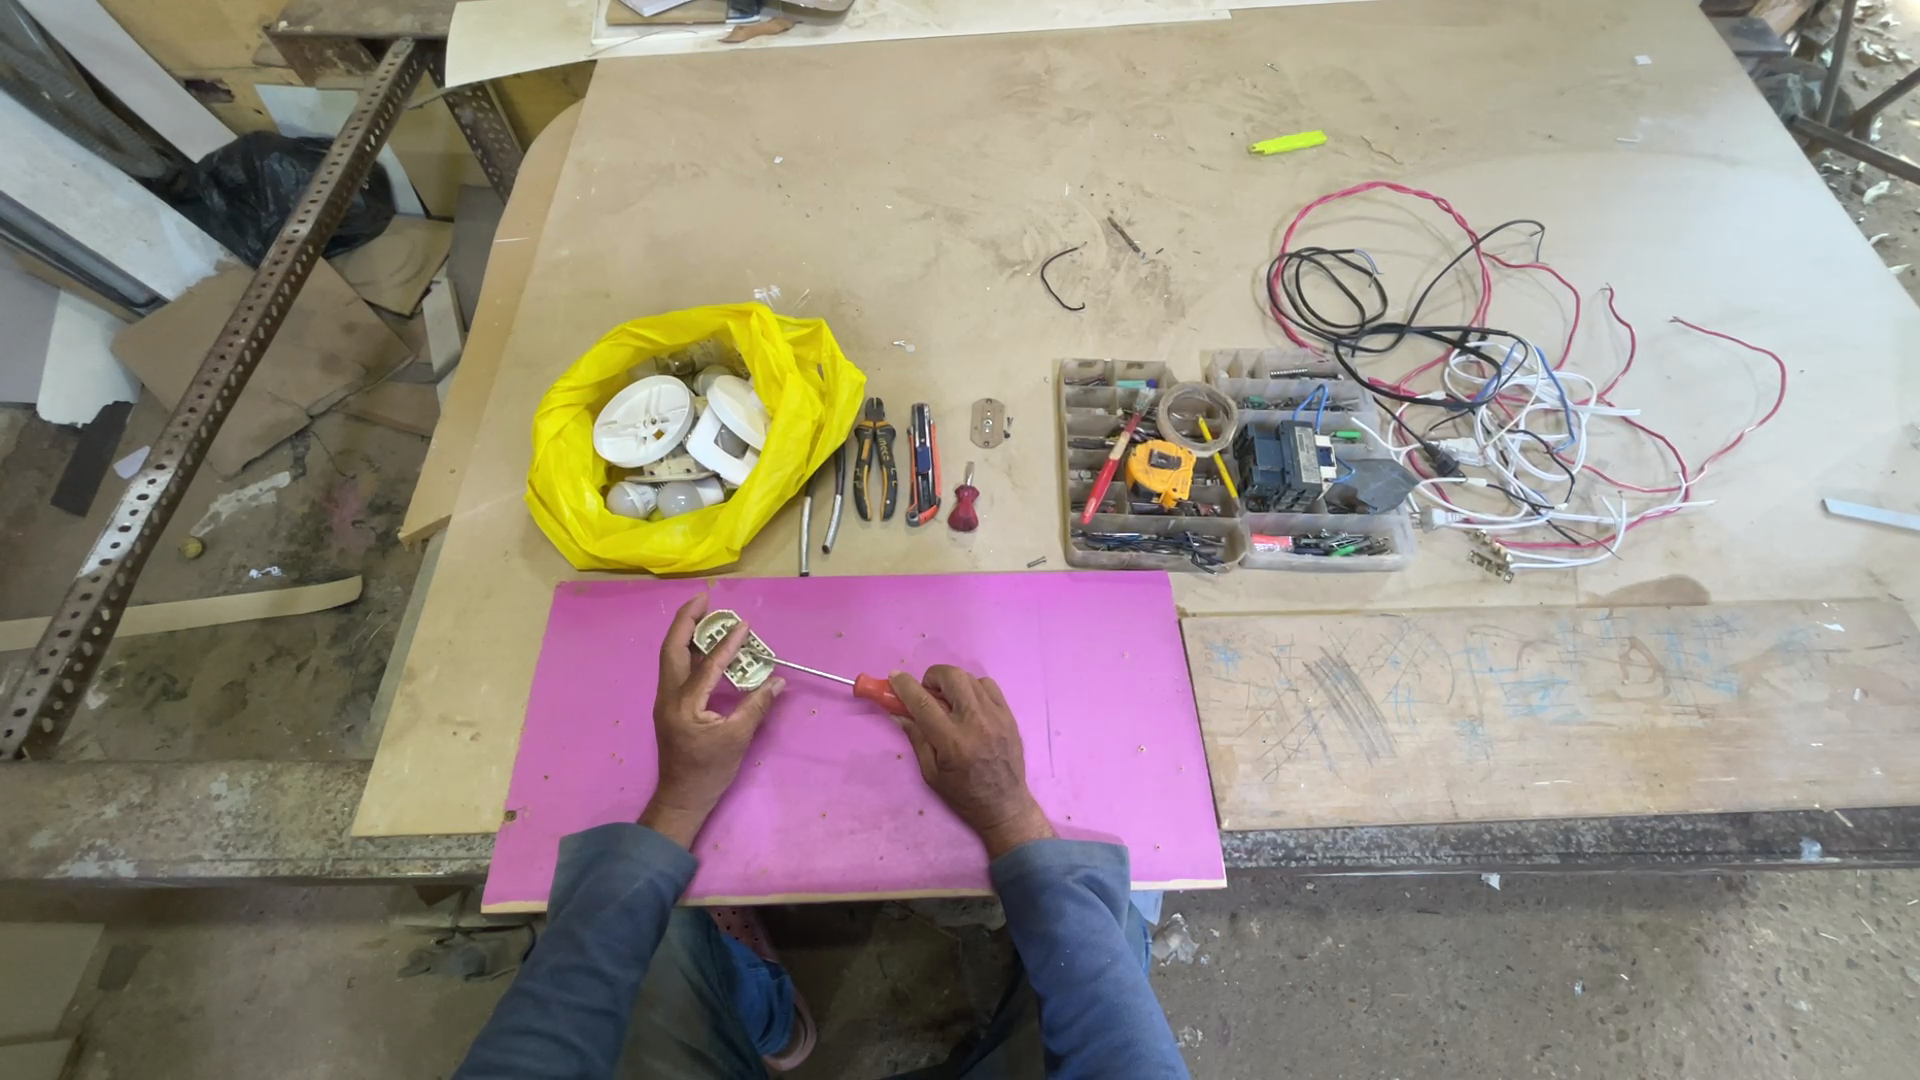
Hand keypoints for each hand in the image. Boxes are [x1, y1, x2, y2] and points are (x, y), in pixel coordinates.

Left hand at [639, 595, 783, 847]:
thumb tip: (777, 680)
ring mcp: (666, 699)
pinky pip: (677, 667)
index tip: (744, 624)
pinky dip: (689, 649)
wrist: (682, 797)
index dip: (727, 643)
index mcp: (685, 704)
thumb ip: (757, 705)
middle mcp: (669, 696)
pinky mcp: (671, 704)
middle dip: (687, 619)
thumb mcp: (738, 738)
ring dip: (686, 631)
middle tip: (706, 598)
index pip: (708, 664)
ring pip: (671, 655)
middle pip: (672, 648)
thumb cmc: (710, 770)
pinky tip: (705, 643)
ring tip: (706, 612)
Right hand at [888, 665, 1053, 857]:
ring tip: (949, 701)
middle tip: (928, 693)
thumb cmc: (963, 794)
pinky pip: (988, 685)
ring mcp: (996, 715)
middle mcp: (975, 722)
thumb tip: (899, 712)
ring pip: (969, 678)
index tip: (894, 677)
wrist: (1005, 805)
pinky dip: (973, 688)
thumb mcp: (931, 773)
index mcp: (952, 741)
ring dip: (952, 683)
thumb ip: (916, 738)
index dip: (905, 686)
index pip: (923, 702)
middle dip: (932, 677)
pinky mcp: (1009, 714)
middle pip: (951, 677)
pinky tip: (969, 704)